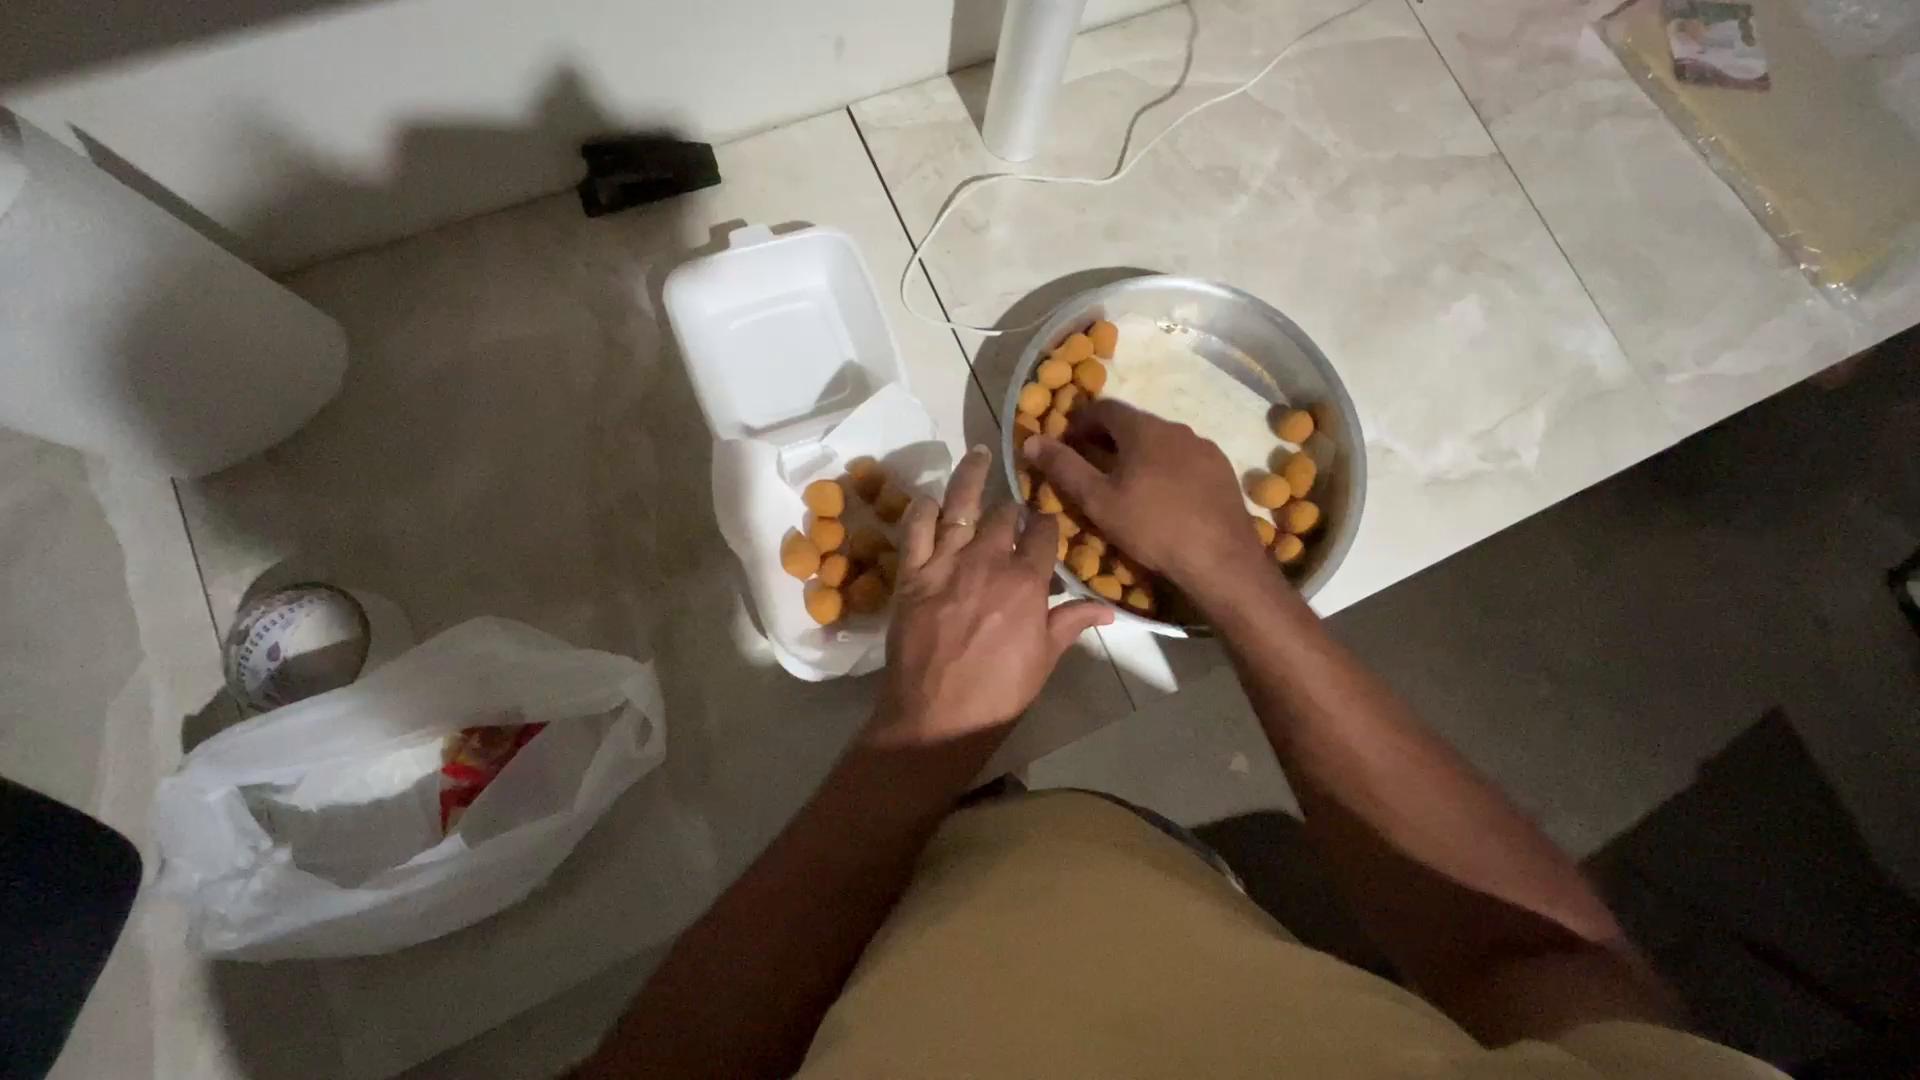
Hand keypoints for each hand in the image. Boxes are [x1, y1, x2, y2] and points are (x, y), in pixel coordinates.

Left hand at [867, 446, 1112, 760]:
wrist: (938, 717)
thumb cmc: (999, 694)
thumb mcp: (1045, 659)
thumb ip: (1072, 623)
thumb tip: (1109, 608)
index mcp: (1027, 582)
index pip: (1043, 534)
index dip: (1047, 525)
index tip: (1046, 525)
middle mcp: (988, 561)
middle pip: (1004, 516)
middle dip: (1012, 508)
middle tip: (1012, 508)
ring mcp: (946, 564)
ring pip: (960, 506)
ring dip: (971, 477)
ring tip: (978, 452)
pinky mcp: (911, 575)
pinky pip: (916, 529)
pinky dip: (922, 509)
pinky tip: (930, 498)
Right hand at [1022, 399, 1271, 603]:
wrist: (1220, 558)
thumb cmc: (1152, 527)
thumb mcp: (1098, 501)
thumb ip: (1064, 468)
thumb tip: (1032, 441)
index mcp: (1143, 429)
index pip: (1103, 408)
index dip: (1078, 423)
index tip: (1065, 446)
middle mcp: (1175, 427)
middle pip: (1132, 423)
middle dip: (1106, 440)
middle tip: (1090, 468)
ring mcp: (1204, 447)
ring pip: (1160, 441)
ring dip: (1137, 454)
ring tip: (1125, 484)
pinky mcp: (1221, 470)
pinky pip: (1184, 459)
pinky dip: (1164, 468)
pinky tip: (1162, 497)